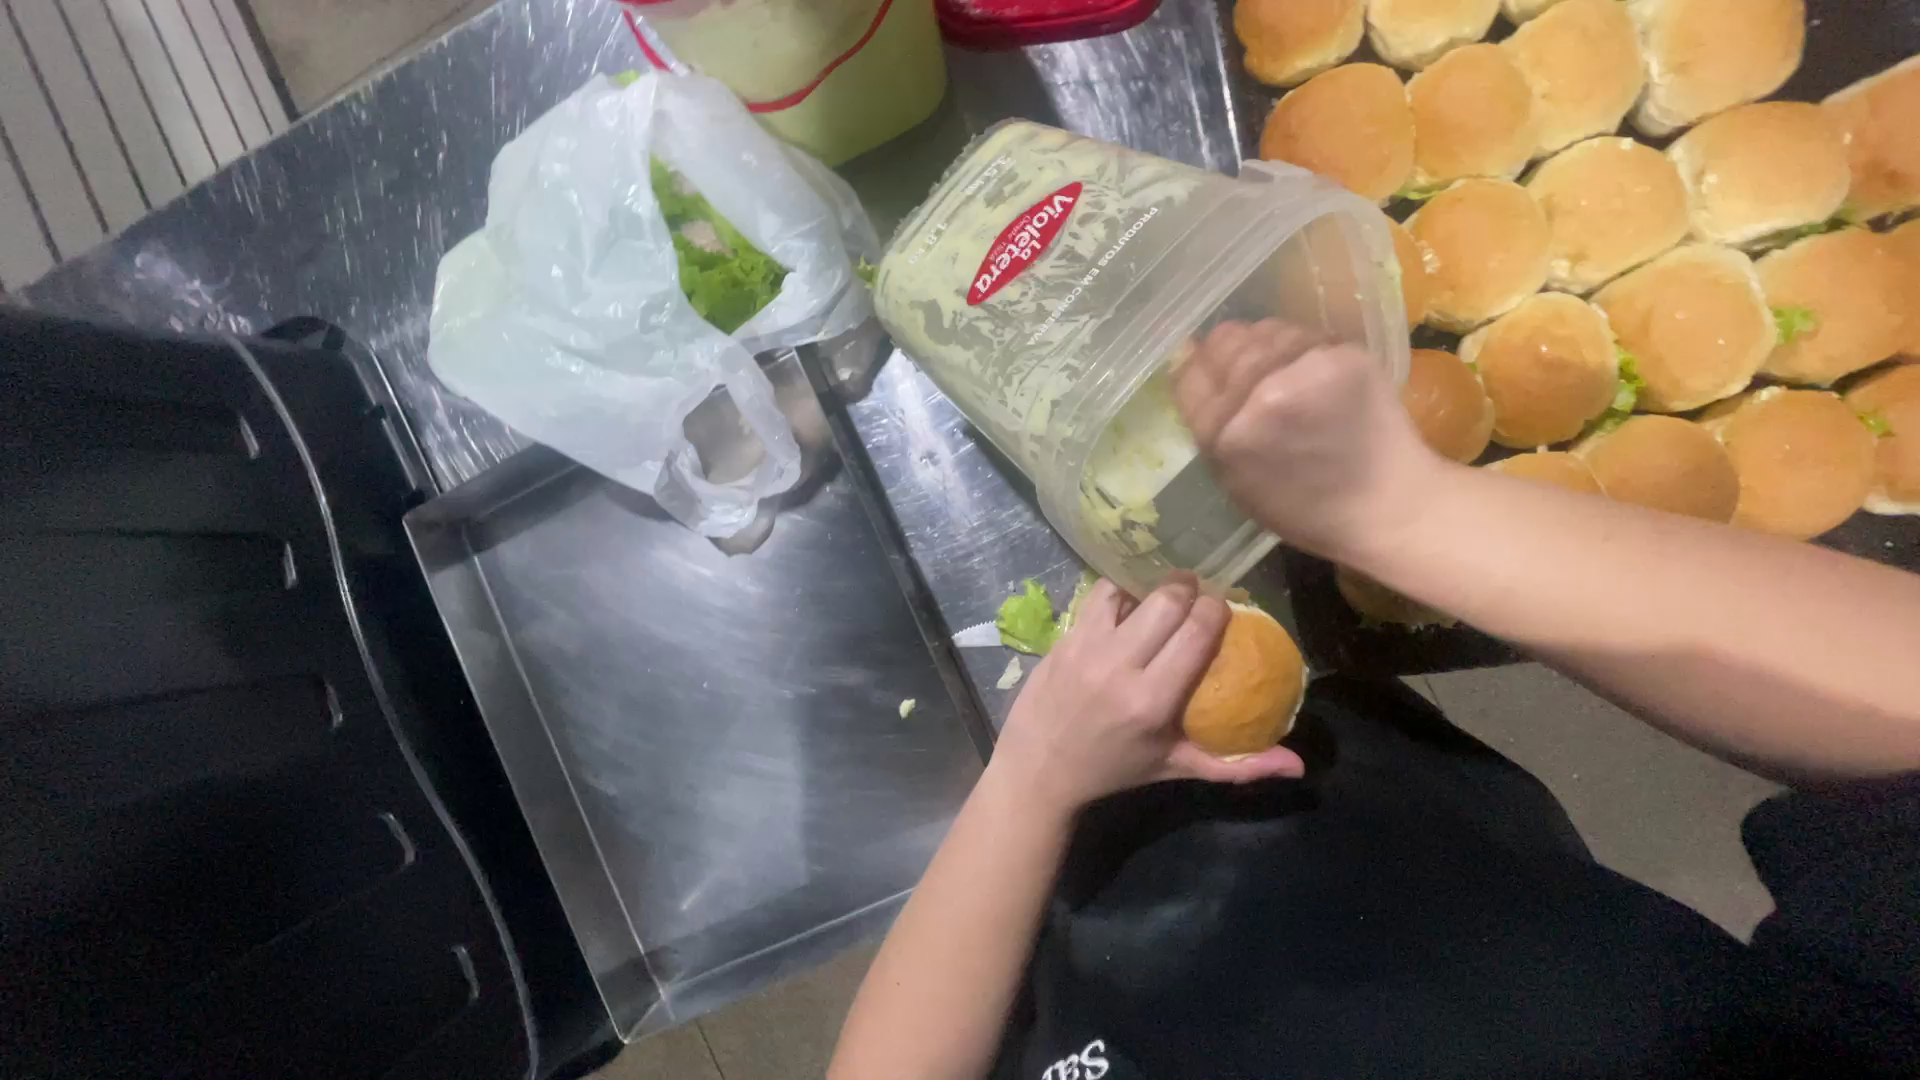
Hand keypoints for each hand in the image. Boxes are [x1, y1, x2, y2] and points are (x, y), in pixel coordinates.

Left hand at [988, 577, 1305, 818]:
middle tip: (1199, 596)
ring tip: (1164, 594)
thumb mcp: (1176, 769)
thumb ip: (1238, 766)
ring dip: (1152, 586)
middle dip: (1191, 589)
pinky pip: (1098, 597)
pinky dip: (1120, 592)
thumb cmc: (1114, 769)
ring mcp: (1086, 647)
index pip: (1197, 632)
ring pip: (1129, 590)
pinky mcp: (1064, 637)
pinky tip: (1130, 602)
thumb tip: (1298, 765)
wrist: (1040, 767)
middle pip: (1167, 602)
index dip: (1217, 609)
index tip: (1224, 610)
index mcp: (1152, 700)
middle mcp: (1118, 666)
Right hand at [1173, 319, 1440, 560]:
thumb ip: (1208, 425)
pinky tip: (1308, 373)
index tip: (1204, 373)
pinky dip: (1296, 347)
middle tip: (1244, 375)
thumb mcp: (1232, 479)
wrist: (1384, 507)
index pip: (1188, 375)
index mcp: (1225, 434)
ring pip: (1259, 330)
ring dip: (1261, 346)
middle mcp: (1258, 395)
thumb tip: (1188, 364)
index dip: (1194, 370)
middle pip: (1222, 342)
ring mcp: (1302, 369)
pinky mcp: (1341, 353)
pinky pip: (1299, 333)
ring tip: (1279, 374)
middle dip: (1226, 355)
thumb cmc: (1300, 506)